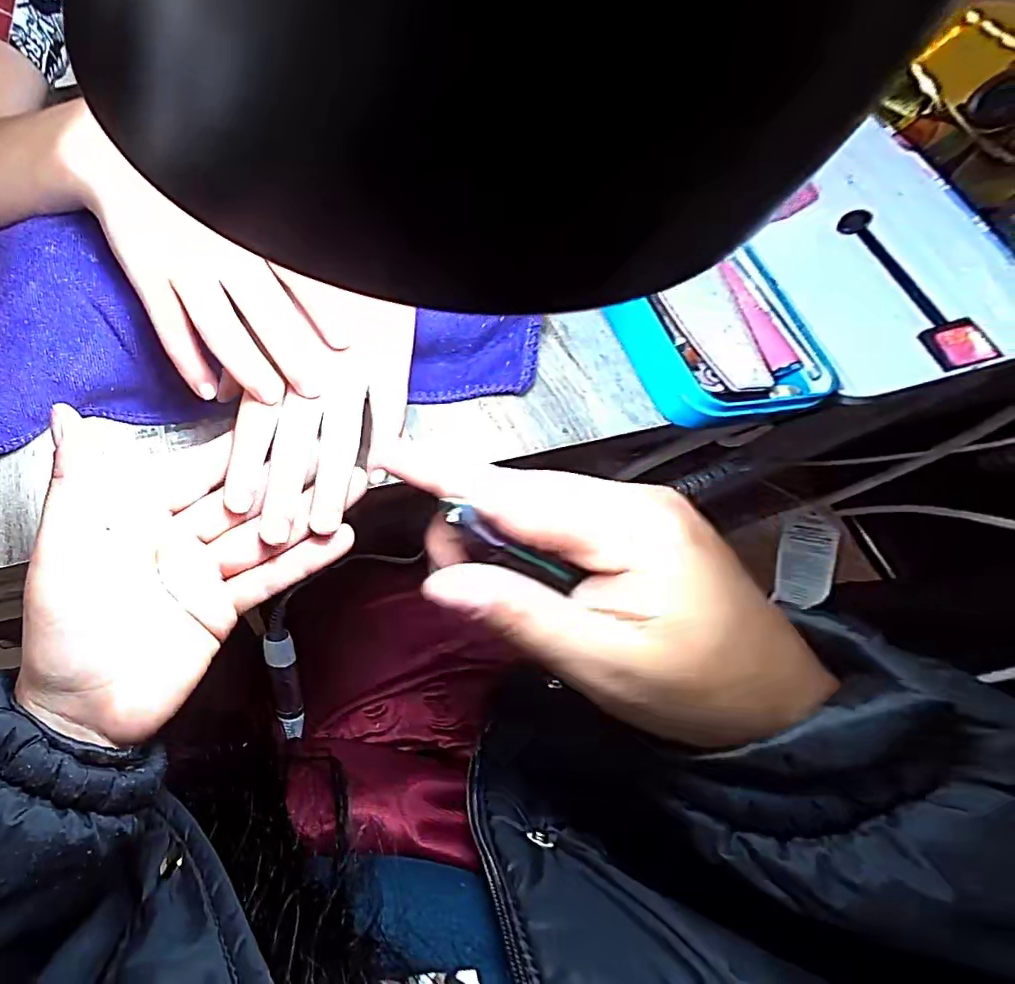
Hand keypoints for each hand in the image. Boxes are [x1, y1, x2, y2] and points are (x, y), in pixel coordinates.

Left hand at [16, 406, 359, 747]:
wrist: (79, 705)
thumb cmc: (59, 623)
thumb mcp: (61, 543)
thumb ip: (71, 478)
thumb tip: (62, 415)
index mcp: (139, 513)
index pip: (195, 469)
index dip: (238, 445)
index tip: (280, 411)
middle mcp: (175, 537)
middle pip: (238, 498)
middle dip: (286, 471)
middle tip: (334, 441)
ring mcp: (199, 574)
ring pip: (259, 534)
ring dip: (303, 510)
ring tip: (350, 483)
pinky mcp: (217, 611)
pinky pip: (262, 581)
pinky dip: (299, 562)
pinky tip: (332, 539)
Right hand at [60, 105, 335, 404]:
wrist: (120, 156)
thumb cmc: (187, 173)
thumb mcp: (238, 184)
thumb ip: (270, 216)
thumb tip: (315, 246)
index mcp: (247, 224)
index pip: (294, 273)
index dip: (322, 310)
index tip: (345, 343)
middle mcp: (220, 248)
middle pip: (262, 311)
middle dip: (291, 352)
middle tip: (315, 388)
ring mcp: (180, 265)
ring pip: (217, 327)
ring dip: (244, 366)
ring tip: (268, 396)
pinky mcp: (147, 276)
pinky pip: (168, 328)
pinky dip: (186, 361)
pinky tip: (204, 389)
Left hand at [224, 291, 414, 543]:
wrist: (353, 243)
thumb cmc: (298, 277)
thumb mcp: (256, 310)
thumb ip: (241, 358)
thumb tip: (222, 393)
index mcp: (271, 359)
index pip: (253, 425)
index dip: (246, 467)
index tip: (238, 504)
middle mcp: (309, 369)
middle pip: (293, 442)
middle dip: (283, 493)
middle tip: (275, 534)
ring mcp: (354, 365)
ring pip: (341, 436)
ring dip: (331, 484)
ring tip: (322, 523)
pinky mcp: (394, 356)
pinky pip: (391, 407)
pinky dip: (385, 442)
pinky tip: (374, 477)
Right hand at [369, 439, 838, 749]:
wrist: (777, 709)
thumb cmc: (693, 690)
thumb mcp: (599, 663)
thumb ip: (515, 614)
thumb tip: (439, 583)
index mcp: (627, 525)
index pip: (508, 493)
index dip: (439, 473)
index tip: (384, 452)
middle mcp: (625, 498)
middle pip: (507, 490)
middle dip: (463, 528)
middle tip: (459, 585)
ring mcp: (626, 504)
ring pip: (517, 499)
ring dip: (484, 537)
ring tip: (496, 590)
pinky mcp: (620, 519)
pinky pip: (539, 513)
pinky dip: (510, 540)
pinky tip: (521, 575)